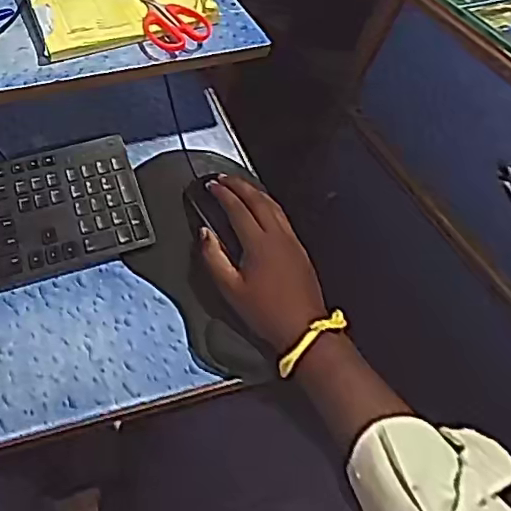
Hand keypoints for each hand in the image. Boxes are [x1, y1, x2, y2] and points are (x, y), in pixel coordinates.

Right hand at [197, 176, 328, 350]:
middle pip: (258, 200)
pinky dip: (268, 203)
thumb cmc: (265, 312)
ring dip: (255, 191)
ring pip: (273, 205)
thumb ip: (213, 257)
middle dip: (239, 185)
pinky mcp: (300, 249)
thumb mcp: (230, 288)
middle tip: (223, 178)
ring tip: (240, 185)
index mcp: (258, 243)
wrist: (306, 332)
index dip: (222, 193)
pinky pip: (282, 216)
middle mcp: (277, 236)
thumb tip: (205, 233)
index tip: (211, 185)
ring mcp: (292, 241)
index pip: (238, 208)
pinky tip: (262, 206)